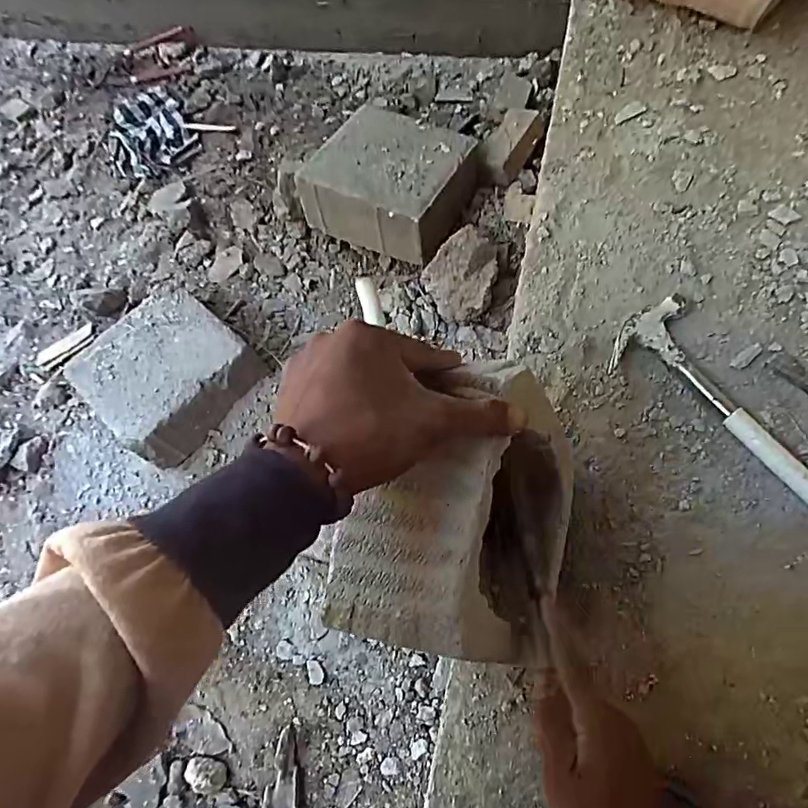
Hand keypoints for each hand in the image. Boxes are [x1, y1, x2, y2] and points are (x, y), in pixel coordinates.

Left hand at [274, 320, 522, 494]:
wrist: (303, 471)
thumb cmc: (372, 434)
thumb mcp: (432, 423)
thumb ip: (476, 415)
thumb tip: (519, 415)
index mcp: (369, 335)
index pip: (426, 357)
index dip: (446, 381)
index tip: (456, 399)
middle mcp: (333, 338)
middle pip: (390, 365)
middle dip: (408, 389)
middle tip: (420, 420)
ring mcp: (306, 362)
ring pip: (359, 377)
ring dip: (376, 395)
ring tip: (387, 428)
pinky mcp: (289, 388)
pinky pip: (331, 391)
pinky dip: (347, 404)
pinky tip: (354, 428)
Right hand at [534, 598, 683, 807]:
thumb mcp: (559, 785)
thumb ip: (550, 730)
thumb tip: (543, 683)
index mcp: (601, 724)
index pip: (574, 668)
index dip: (559, 634)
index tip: (549, 601)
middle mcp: (622, 724)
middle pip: (583, 686)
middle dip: (559, 669)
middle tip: (534, 655)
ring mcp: (632, 743)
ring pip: (591, 710)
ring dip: (568, 700)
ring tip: (543, 704)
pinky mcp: (634, 761)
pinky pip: (600, 728)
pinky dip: (580, 723)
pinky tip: (565, 741)